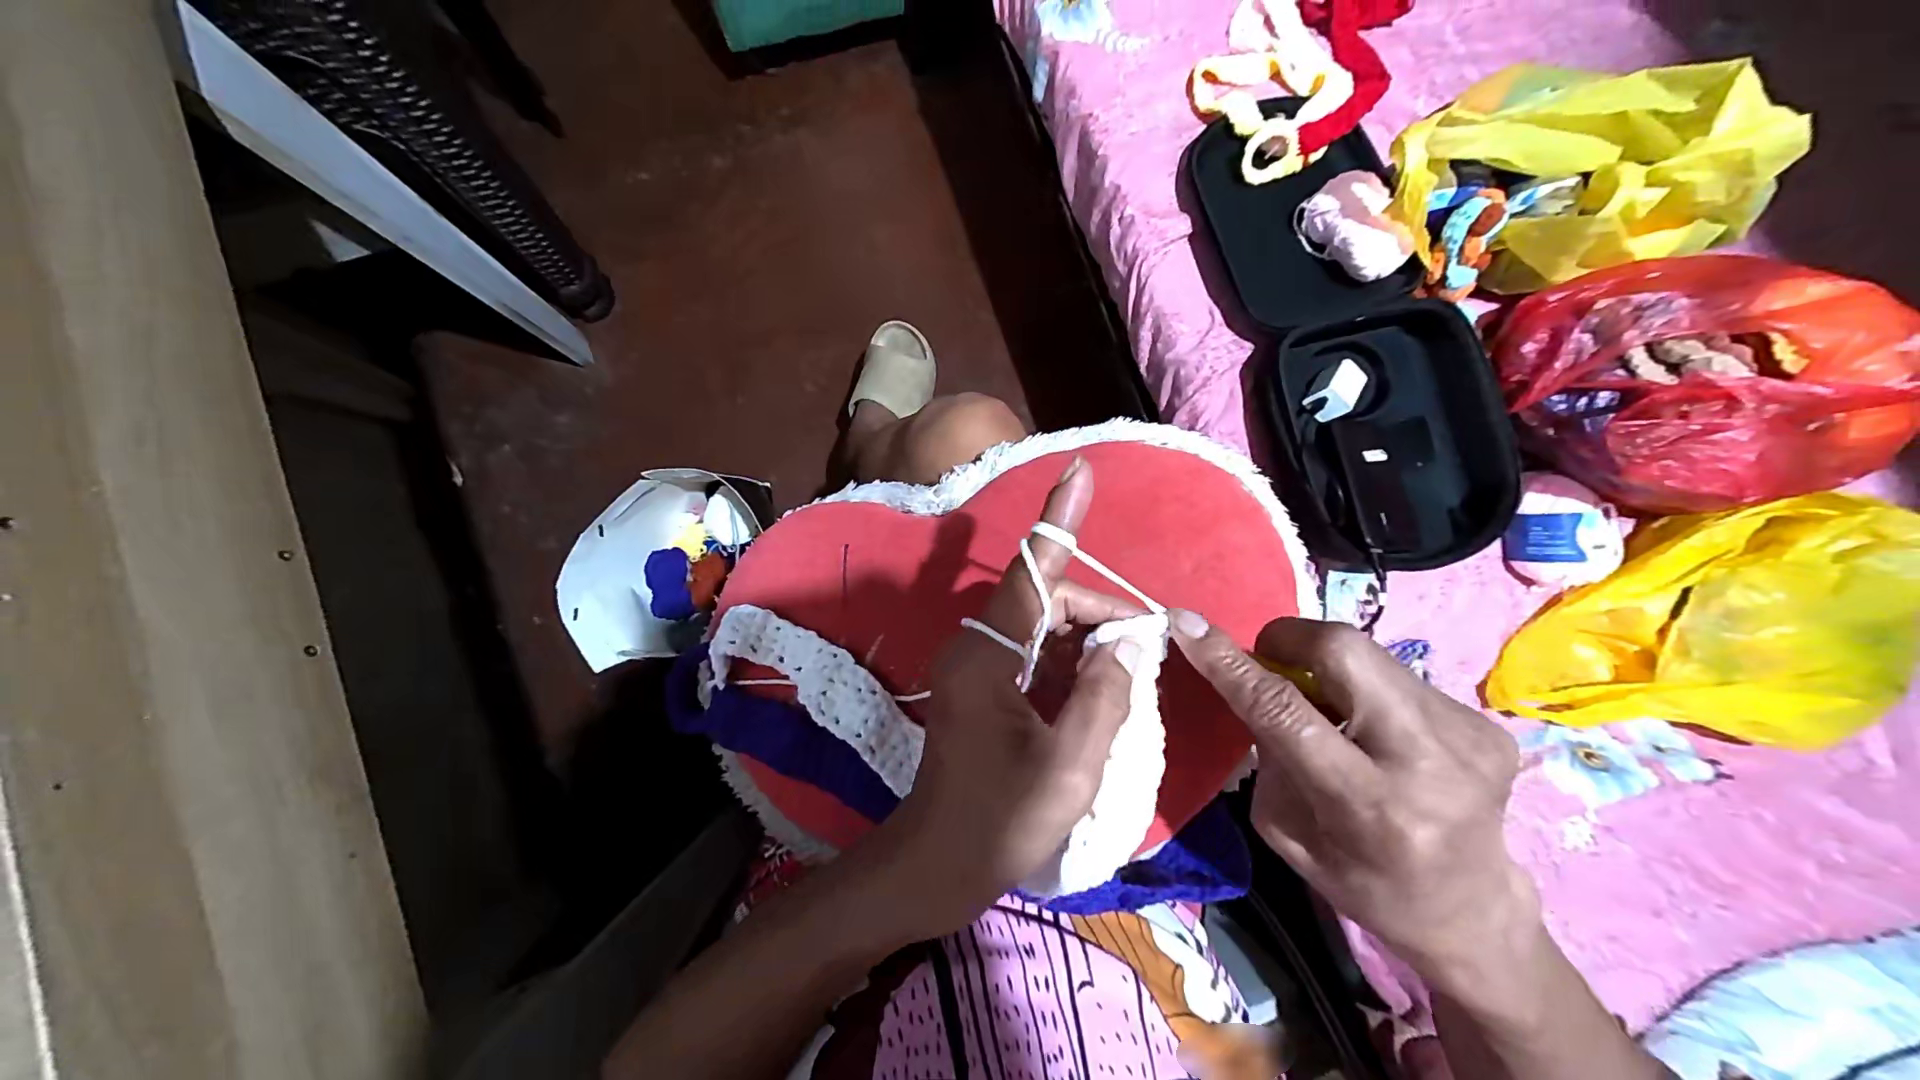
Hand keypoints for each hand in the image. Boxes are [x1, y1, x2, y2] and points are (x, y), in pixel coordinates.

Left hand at [857, 458, 1143, 938]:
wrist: (939, 863)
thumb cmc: (1001, 819)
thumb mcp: (1070, 764)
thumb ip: (1105, 694)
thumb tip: (1129, 640)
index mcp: (987, 657)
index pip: (1030, 573)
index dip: (1057, 521)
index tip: (1078, 472)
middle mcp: (975, 649)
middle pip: (1043, 600)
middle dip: (1097, 611)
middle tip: (1146, 645)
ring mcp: (975, 667)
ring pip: (1041, 627)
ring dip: (1087, 638)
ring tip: (1131, 666)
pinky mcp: (981, 687)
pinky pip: (1033, 653)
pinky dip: (1070, 660)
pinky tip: (1100, 682)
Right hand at [1168, 613, 1533, 996]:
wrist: (1470, 911)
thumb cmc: (1359, 879)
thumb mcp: (1286, 828)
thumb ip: (1267, 748)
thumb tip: (1252, 675)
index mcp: (1369, 805)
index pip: (1284, 711)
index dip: (1230, 663)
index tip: (1187, 624)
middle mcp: (1428, 760)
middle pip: (1343, 648)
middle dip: (1288, 638)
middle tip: (1271, 664)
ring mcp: (1467, 734)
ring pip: (1368, 652)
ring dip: (1326, 666)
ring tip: (1327, 708)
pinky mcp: (1488, 722)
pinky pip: (1396, 673)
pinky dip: (1362, 687)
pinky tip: (1373, 727)